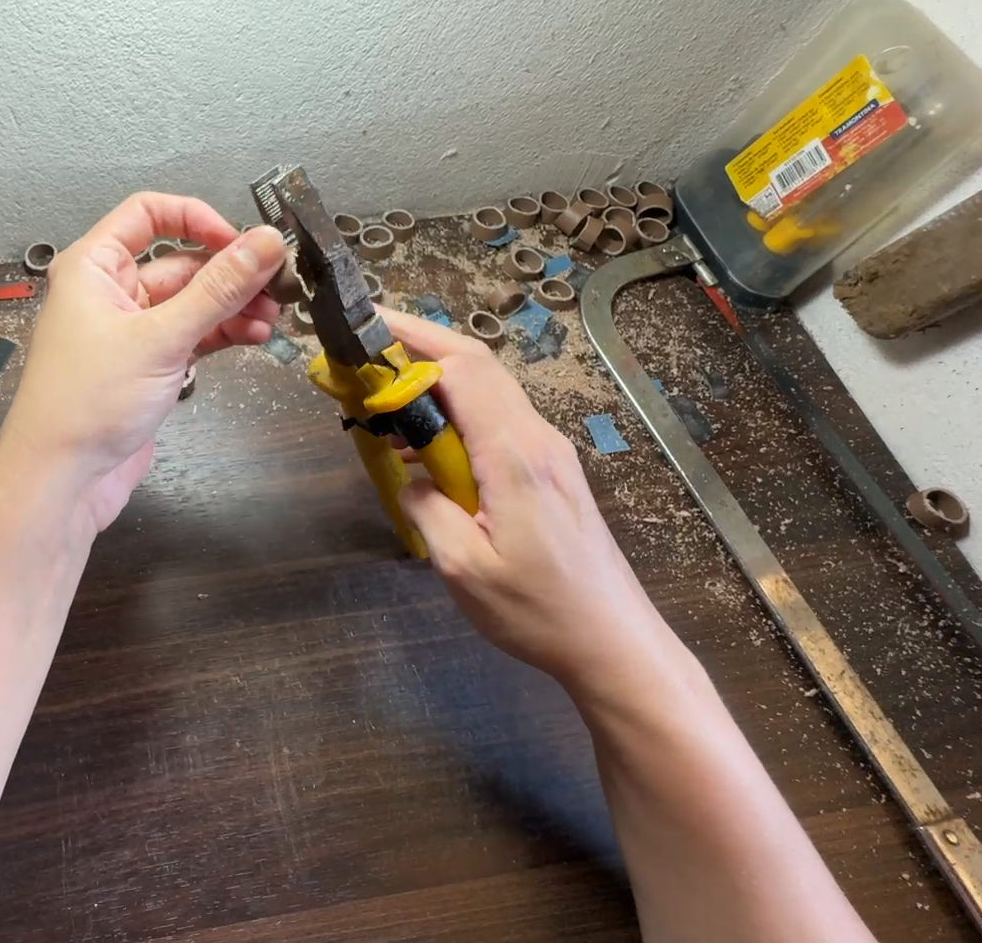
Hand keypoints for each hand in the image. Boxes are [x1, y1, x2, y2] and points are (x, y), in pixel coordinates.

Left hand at [0, 193, 285, 530]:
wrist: (61, 480)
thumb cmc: (90, 400)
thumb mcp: (160, 338)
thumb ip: (218, 289)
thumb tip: (268, 242)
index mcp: (94, 266)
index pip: (148, 213)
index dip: (197, 219)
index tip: (242, 242)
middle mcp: (110, 291)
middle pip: (180, 262)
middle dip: (230, 273)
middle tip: (279, 285)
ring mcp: (131, 331)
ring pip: (191, 303)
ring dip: (232, 307)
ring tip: (273, 318)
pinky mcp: (147, 366)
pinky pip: (190, 336)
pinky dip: (221, 334)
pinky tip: (254, 337)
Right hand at [379, 307, 679, 694]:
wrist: (616, 644)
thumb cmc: (538, 612)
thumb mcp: (463, 567)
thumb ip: (426, 508)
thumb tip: (411, 476)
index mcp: (515, 455)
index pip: (463, 371)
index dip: (412, 343)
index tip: (365, 337)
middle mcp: (536, 438)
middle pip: (477, 365)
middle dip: (420, 343)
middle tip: (366, 344)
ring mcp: (548, 452)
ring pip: (487, 390)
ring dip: (434, 380)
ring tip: (382, 396)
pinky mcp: (549, 470)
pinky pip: (495, 420)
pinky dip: (453, 413)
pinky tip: (422, 446)